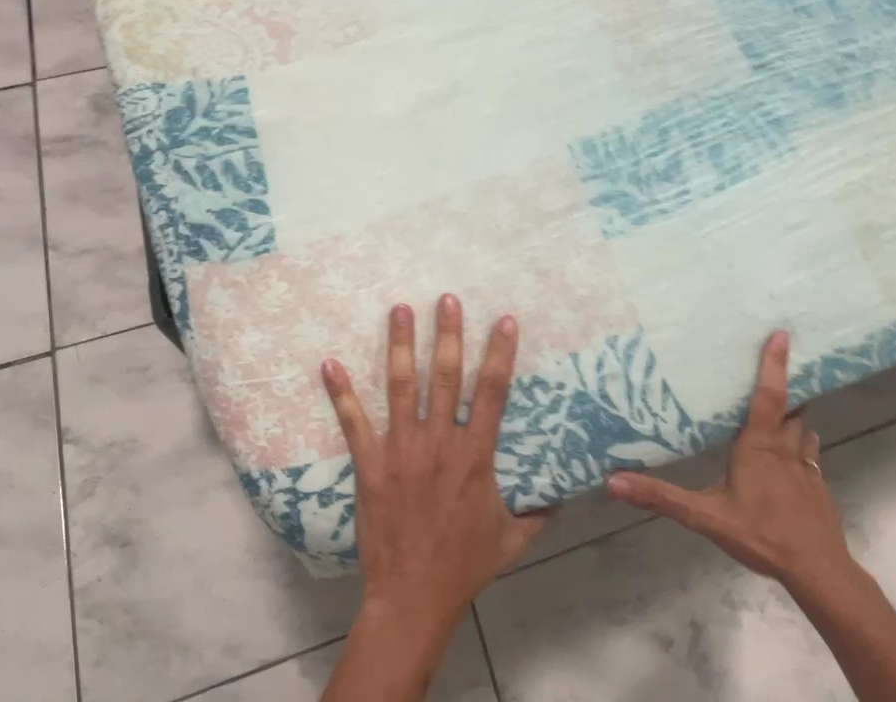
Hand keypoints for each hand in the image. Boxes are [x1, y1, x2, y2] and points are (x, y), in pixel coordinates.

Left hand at [321, 295, 550, 629]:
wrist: (413, 597)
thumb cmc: (465, 565)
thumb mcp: (513, 538)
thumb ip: (539, 510)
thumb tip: (565, 491)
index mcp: (475, 456)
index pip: (492, 393)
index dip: (499, 353)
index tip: (504, 319)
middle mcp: (439, 444)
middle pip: (446, 377)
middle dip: (448, 334)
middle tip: (446, 298)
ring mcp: (401, 452)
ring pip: (402, 387)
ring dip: (400, 346)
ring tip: (399, 309)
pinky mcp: (370, 466)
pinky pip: (355, 423)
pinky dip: (342, 393)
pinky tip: (330, 363)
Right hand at [605, 331, 857, 590]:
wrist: (817, 569)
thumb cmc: (762, 534)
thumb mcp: (705, 517)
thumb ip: (662, 497)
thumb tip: (614, 481)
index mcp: (759, 447)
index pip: (768, 396)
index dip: (774, 364)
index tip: (781, 334)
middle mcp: (786, 449)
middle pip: (793, 408)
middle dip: (788, 388)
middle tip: (780, 369)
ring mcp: (807, 470)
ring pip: (805, 432)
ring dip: (797, 418)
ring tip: (785, 411)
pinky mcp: (819, 490)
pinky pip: (811, 458)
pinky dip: (803, 449)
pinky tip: (793, 464)